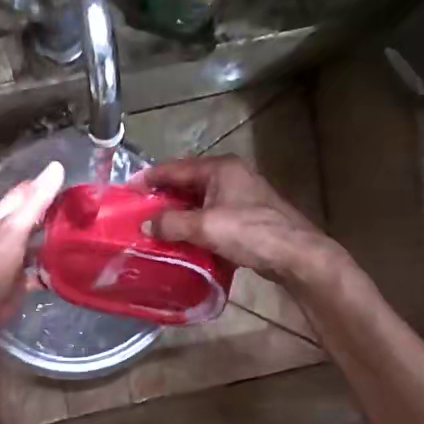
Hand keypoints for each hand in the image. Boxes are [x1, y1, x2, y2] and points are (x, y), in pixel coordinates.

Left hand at [0, 161, 65, 329]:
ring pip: (35, 245)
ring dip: (52, 242)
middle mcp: (4, 236)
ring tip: (79, 237)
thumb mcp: (17, 227)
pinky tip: (68, 269)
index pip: (21, 194)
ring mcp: (11, 258)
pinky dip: (50, 270)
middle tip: (79, 210)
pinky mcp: (18, 280)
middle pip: (30, 219)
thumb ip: (37, 200)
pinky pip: (38, 271)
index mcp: (1, 219)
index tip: (67, 183)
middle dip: (52, 214)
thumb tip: (56, 167)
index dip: (41, 186)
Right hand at [136, 156, 353, 291]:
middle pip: (186, 183)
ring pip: (198, 200)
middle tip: (137, 211)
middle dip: (162, 197)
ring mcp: (240, 195)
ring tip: (154, 227)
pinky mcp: (246, 215)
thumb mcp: (205, 227)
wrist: (297, 254)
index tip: (126, 191)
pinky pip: (211, 215)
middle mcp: (229, 175)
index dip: (149, 178)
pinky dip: (194, 224)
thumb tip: (146, 225)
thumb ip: (171, 223)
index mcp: (220, 168)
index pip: (174, 168)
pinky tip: (182, 239)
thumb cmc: (251, 233)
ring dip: (178, 213)